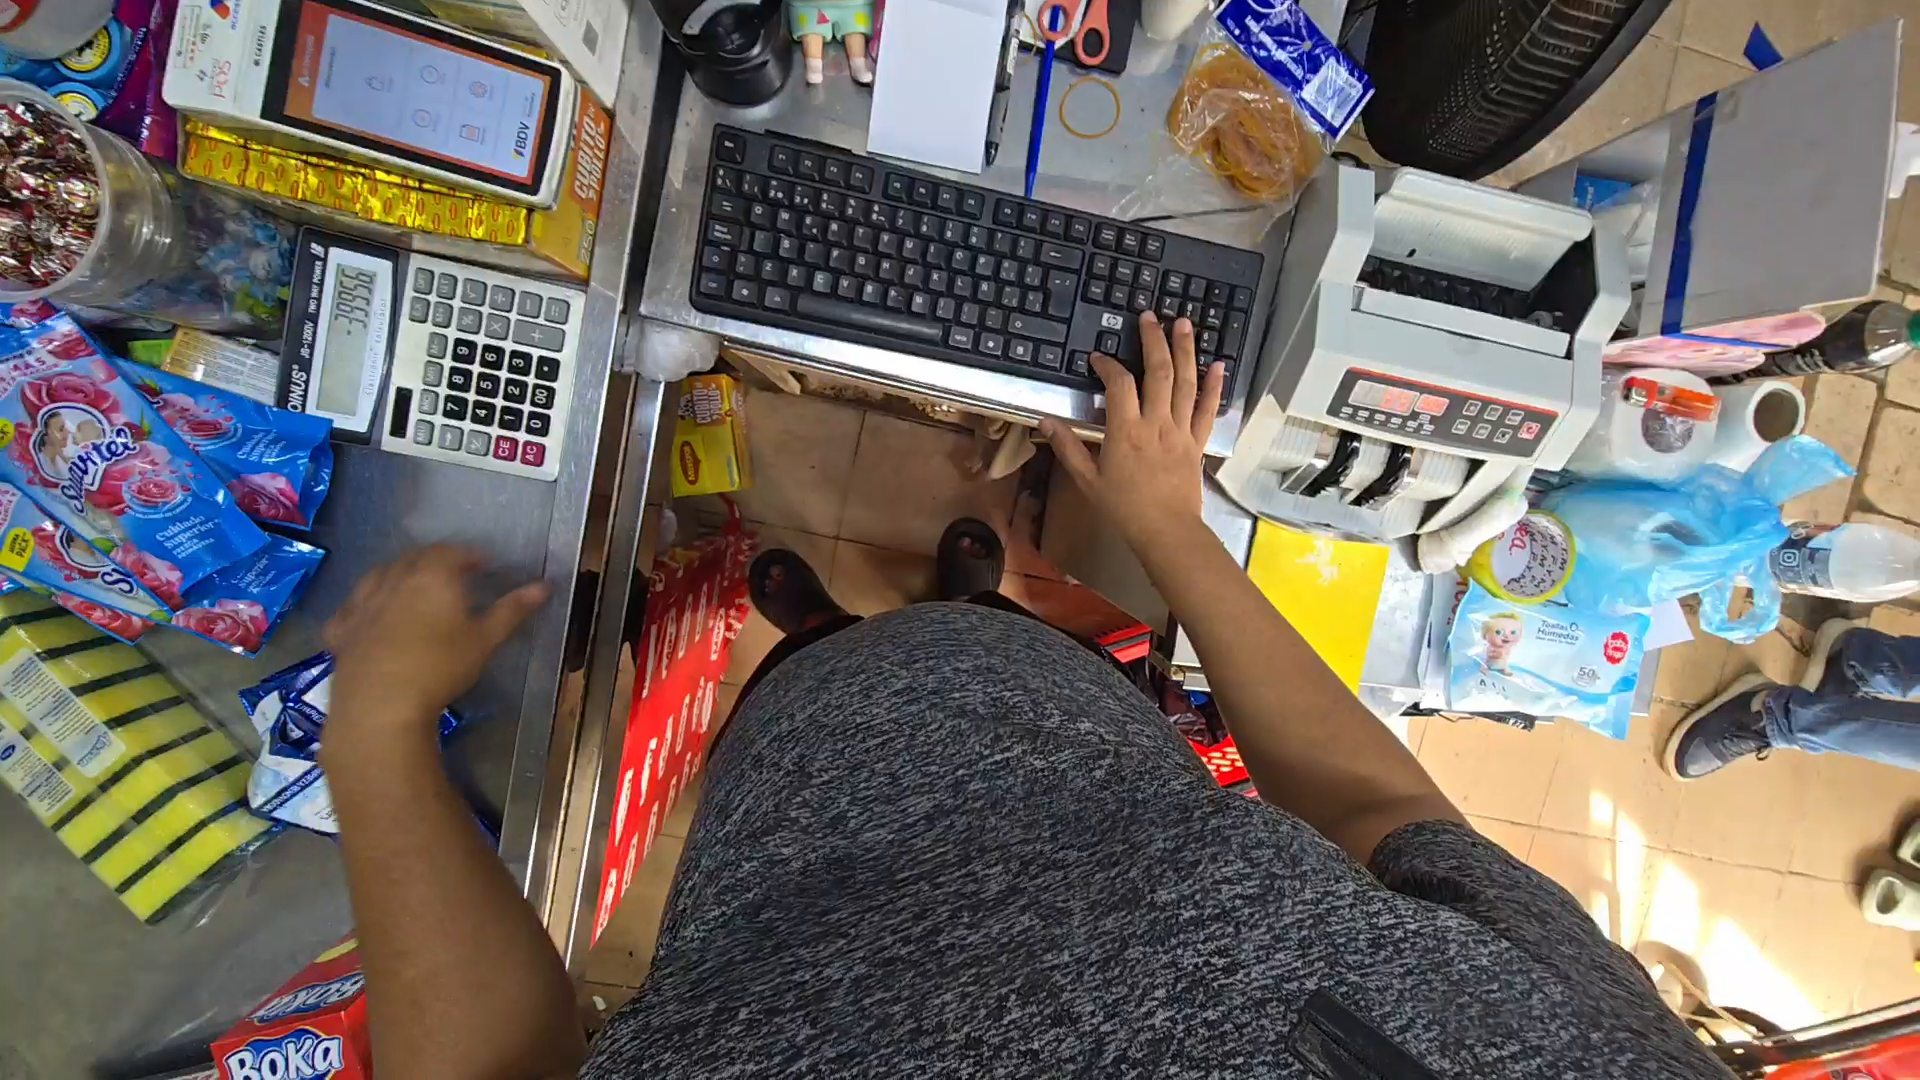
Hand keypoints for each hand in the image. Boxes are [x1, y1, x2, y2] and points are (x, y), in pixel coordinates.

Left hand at [322, 546, 549, 746]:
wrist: (381, 705)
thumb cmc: (441, 666)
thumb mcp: (486, 639)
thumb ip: (513, 609)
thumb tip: (545, 585)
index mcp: (432, 578)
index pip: (450, 552)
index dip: (469, 555)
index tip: (484, 566)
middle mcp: (394, 581)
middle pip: (414, 557)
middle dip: (435, 559)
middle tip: (455, 574)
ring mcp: (362, 605)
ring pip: (380, 574)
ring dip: (400, 573)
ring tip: (415, 587)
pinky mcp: (341, 630)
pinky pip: (351, 606)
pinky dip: (366, 602)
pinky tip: (373, 613)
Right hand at [1041, 313, 1221, 560]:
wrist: (1166, 532)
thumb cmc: (1124, 509)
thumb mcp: (1087, 480)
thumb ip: (1067, 447)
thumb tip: (1045, 420)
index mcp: (1126, 431)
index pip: (1119, 384)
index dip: (1107, 365)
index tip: (1098, 358)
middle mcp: (1156, 423)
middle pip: (1158, 372)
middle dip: (1154, 340)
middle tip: (1149, 316)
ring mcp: (1181, 430)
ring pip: (1186, 382)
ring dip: (1185, 350)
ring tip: (1182, 323)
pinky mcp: (1198, 442)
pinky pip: (1208, 409)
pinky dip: (1214, 385)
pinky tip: (1218, 363)